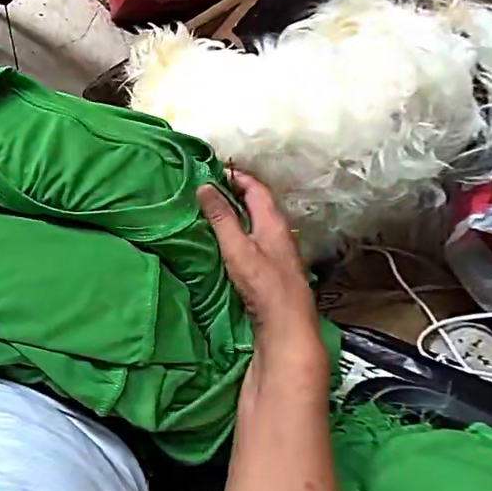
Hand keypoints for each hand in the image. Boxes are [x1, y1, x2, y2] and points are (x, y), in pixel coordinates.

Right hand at [196, 170, 316, 347]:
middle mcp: (280, 230)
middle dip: (237, 191)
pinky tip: (229, 237)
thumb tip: (204, 186)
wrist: (287, 321)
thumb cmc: (262, 282)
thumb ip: (221, 217)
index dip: (237, 176)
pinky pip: (257, 235)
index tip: (215, 170)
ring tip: (215, 208)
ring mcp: (280, 248)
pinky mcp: (275, 264)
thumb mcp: (236, 246)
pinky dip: (241, 228)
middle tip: (211, 187)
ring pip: (258, 219)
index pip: (256, 188)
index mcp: (273, 220)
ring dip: (239, 210)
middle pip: (259, 202)